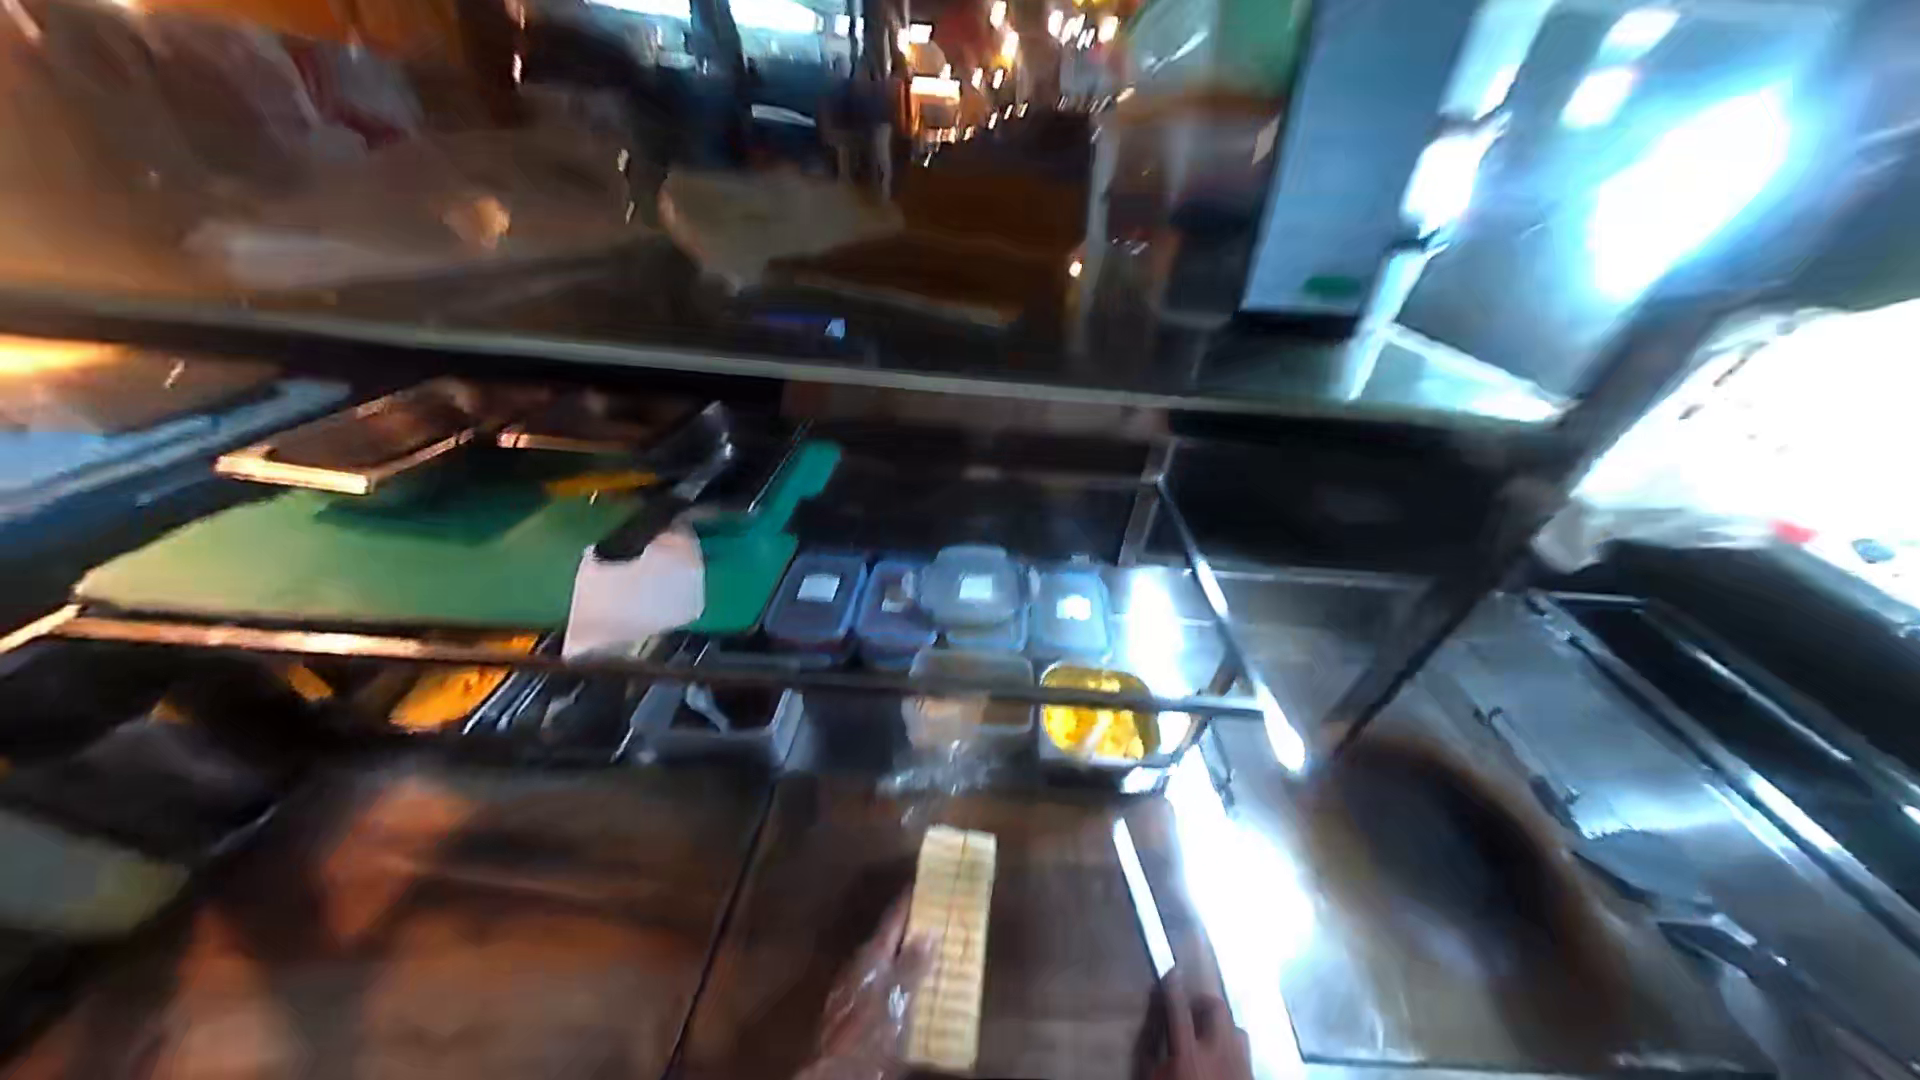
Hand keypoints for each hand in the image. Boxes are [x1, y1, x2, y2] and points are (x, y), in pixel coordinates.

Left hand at [796, 893, 938, 1079]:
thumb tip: (927, 930)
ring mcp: (854, 985)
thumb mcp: (898, 997)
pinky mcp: (853, 1007)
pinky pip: (881, 979)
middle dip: (911, 926)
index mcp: (872, 953)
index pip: (893, 917)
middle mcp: (860, 962)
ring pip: (885, 958)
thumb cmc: (872, 1031)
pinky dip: (898, 974)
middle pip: (889, 936)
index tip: (926, 882)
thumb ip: (912, 964)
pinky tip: (911, 985)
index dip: (909, 900)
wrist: (838, 1074)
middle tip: (937, 917)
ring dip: (905, 951)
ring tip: (931, 949)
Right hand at [1153, 973, 1252, 1079]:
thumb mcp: (1151, 1079)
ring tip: (1209, 1035)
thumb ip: (1150, 1051)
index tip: (1170, 971)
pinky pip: (1245, 1053)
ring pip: (1237, 1028)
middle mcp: (1218, 1054)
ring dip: (1222, 1026)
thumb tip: (1152, 1021)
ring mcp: (1239, 1068)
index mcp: (1188, 1054)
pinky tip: (1222, 1060)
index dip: (1173, 984)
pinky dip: (1232, 1048)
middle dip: (1203, 1002)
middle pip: (1217, 1008)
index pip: (1178, 1006)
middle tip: (1191, 1009)